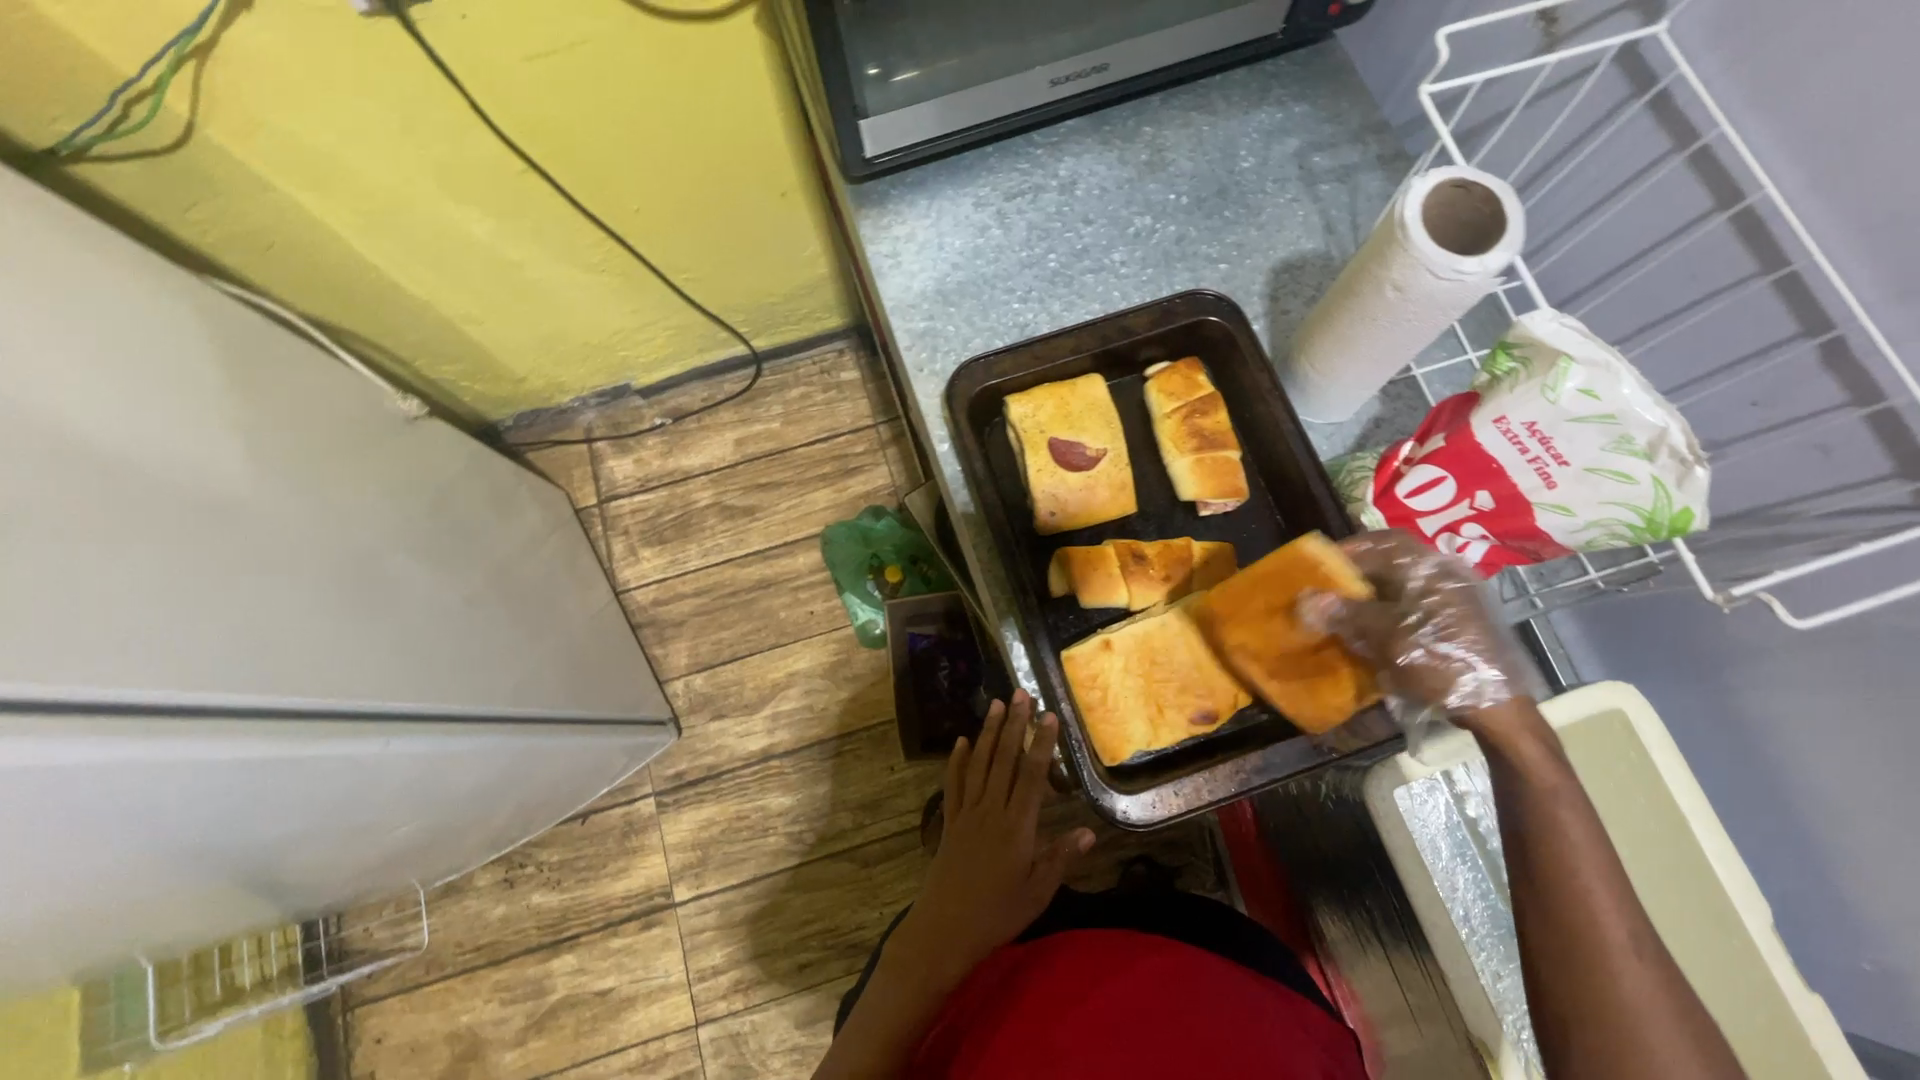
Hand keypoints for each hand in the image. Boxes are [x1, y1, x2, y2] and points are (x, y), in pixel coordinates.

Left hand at [889, 691, 1094, 987]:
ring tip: (994, 704)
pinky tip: (961, 741)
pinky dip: (957, 761)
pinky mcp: (950, 823)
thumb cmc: (998, 914)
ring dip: (987, 733)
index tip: (1048, 715)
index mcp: (1017, 827)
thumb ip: (1061, 858)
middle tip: (1020, 693)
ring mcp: (967, 814)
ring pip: (979, 765)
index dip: (1042, 743)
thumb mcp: (1038, 891)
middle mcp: (992, 811)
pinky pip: (954, 785)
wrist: (945, 929)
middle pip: (1004, 760)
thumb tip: (1089, 831)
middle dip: (1014, 724)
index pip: (1032, 776)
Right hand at [1299, 529, 1522, 722]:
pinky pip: (1413, 606)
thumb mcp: (1388, 638)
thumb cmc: (1440, 662)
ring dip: (1371, 595)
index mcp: (1430, 571)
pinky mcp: (1457, 623)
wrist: (1495, 707)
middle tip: (1327, 591)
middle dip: (1357, 574)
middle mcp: (1444, 577)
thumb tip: (1306, 599)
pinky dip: (1388, 612)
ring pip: (1402, 586)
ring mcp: (1453, 600)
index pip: (1384, 542)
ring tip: (1343, 614)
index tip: (1319, 566)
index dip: (1350, 549)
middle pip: (1393, 562)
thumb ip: (1347, 614)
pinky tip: (1372, 632)